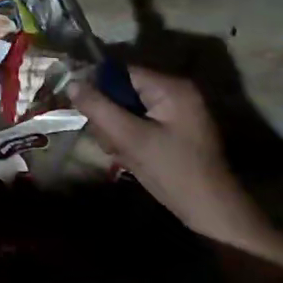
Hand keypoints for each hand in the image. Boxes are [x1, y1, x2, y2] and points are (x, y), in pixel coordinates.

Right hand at [71, 66, 235, 218]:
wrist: (210, 209)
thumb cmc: (172, 171)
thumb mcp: (130, 139)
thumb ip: (99, 109)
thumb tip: (72, 84)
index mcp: (171, 88)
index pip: (122, 73)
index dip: (99, 90)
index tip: (86, 113)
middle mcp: (176, 93)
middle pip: (124, 92)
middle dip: (110, 116)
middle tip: (110, 142)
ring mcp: (177, 112)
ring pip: (128, 110)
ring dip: (117, 130)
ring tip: (120, 153)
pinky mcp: (174, 130)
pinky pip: (140, 123)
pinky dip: (129, 138)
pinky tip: (129, 156)